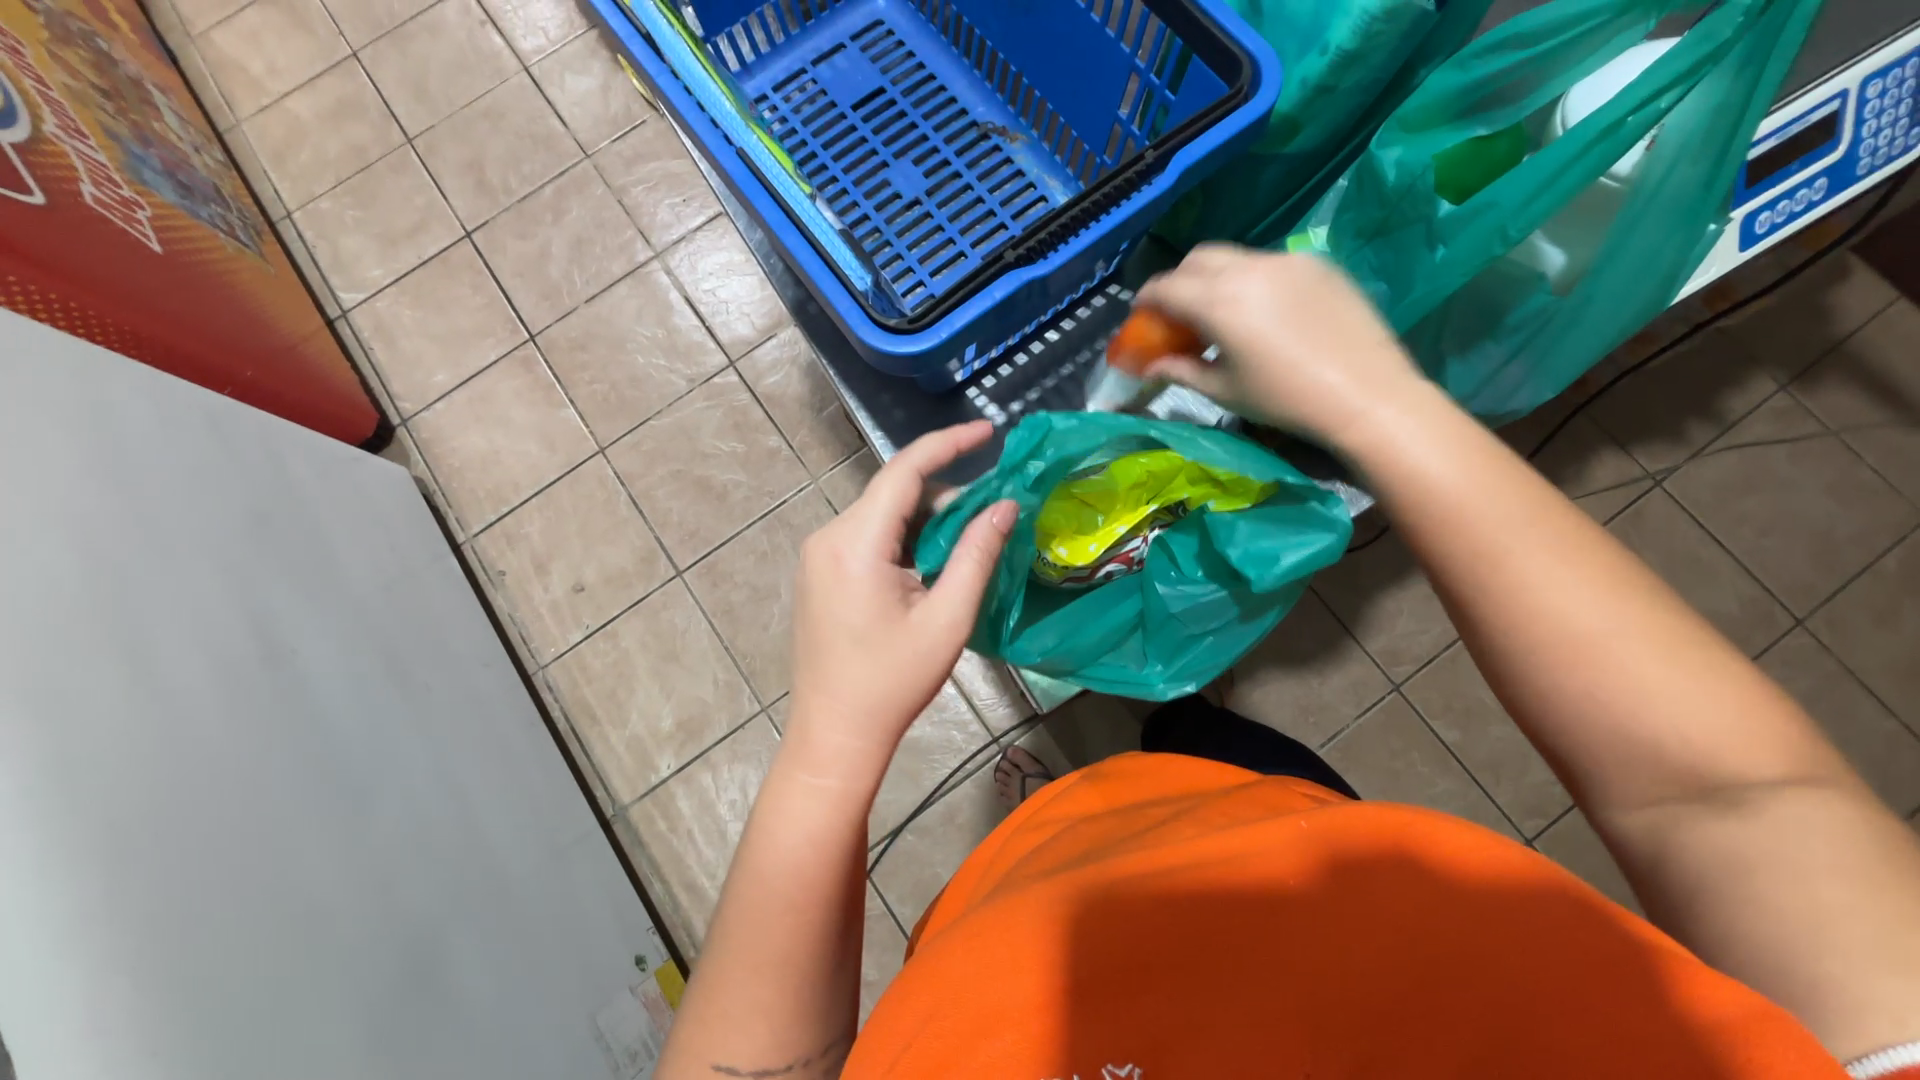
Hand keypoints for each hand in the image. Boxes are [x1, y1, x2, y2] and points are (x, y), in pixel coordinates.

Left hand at [785, 421, 1016, 779]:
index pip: (904, 471)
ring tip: (970, 540)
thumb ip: (977, 554)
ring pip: (882, 514)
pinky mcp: (820, 572)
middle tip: (994, 508)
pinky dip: (905, 537)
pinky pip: (868, 536)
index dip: (948, 444)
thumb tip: (1006, 505)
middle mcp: (828, 537)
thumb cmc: (893, 682)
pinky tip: (933, 561)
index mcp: (854, 543)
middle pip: (893, 492)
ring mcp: (819, 554)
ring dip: (927, 518)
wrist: (836, 733)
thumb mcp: (947, 619)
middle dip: (946, 491)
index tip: (990, 432)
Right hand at [1133, 244, 1429, 448]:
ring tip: (1223, 314)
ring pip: (1236, 257)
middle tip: (1178, 312)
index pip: (1166, 286)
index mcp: (1218, 301)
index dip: (1146, 299)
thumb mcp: (1224, 390)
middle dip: (1179, 280)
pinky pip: (1271, 264)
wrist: (1367, 394)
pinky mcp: (1318, 265)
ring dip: (1216, 278)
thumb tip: (1152, 367)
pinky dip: (1253, 280)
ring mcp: (1288, 261)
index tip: (1141, 314)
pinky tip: (1265, 314)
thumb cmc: (1285, 399)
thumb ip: (1182, 371)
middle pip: (1198, 258)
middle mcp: (1249, 269)